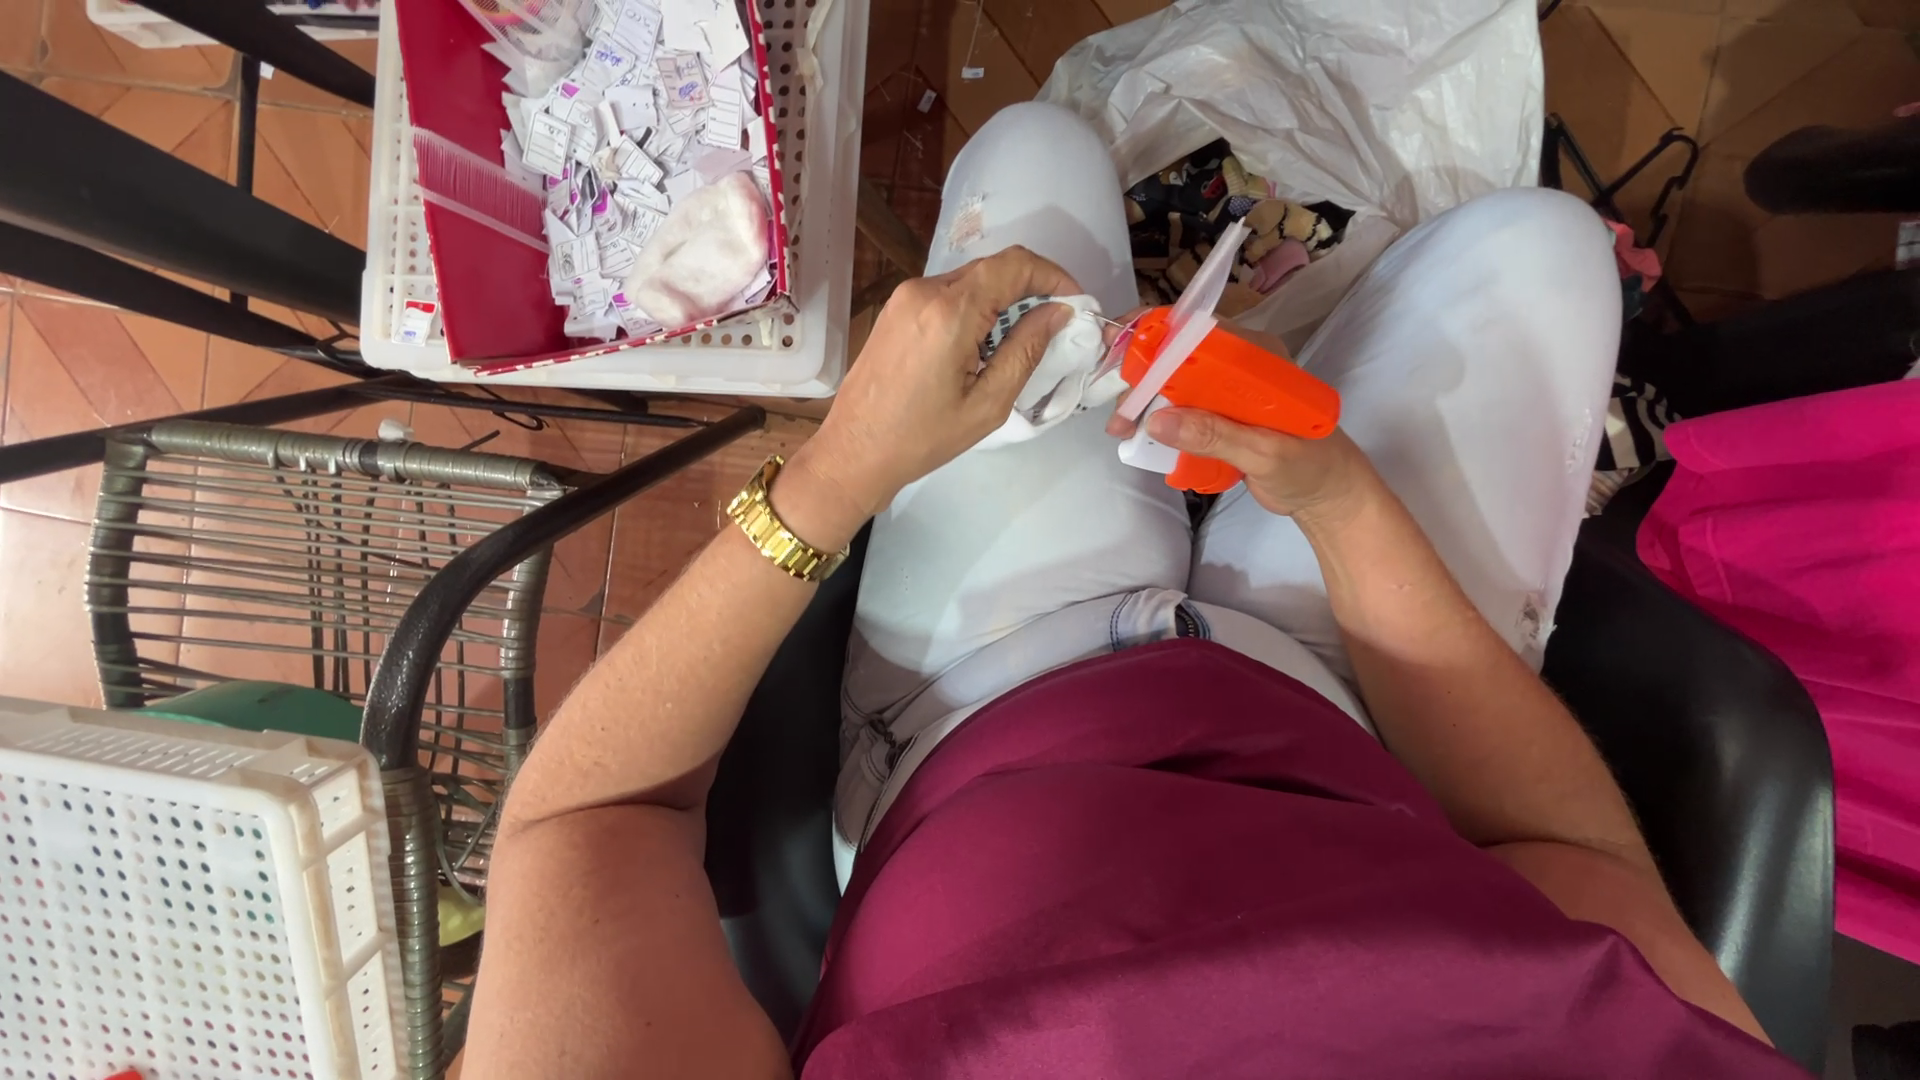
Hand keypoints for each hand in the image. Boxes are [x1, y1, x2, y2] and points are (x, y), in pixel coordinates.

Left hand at [795, 246, 1078, 516]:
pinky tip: (982, 345)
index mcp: (950, 311)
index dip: (1054, 276)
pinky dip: (975, 309)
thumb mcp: (987, 403)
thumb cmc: (921, 439)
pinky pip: (947, 295)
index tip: (1076, 302)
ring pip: (970, 281)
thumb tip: (1059, 313)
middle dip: (1031, 289)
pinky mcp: (895, 310)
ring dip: (1002, 300)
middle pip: (993, 269)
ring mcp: (905, 297)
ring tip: (1020, 341)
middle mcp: (925, 290)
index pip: (1015, 265)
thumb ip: (1026, 350)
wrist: (853, 453)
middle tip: (1056, 325)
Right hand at [1103, 322, 1376, 525]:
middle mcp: (1236, 367)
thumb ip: (1214, 435)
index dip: (1156, 338)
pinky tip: (1140, 436)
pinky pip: (1179, 408)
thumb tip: (1157, 420)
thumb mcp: (1264, 453)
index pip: (1197, 333)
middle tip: (1118, 413)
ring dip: (1144, 402)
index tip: (1121, 355)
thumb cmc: (1311, 469)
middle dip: (1141, 377)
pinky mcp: (1217, 416)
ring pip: (1173, 384)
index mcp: (1255, 359)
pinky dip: (1156, 419)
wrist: (1328, 496)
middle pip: (1177, 356)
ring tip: (1122, 430)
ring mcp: (1225, 392)